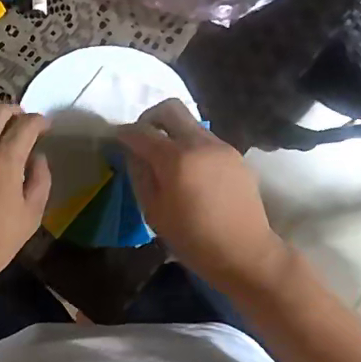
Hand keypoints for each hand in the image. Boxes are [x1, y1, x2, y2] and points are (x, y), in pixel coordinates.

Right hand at [118, 100, 289, 292]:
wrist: (245, 253)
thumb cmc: (192, 237)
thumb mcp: (153, 210)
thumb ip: (139, 174)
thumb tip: (132, 153)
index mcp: (176, 159)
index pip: (141, 131)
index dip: (124, 133)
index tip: (115, 140)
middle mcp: (200, 144)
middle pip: (170, 109)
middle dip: (149, 118)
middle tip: (141, 139)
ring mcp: (222, 148)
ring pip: (190, 123)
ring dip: (171, 132)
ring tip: (164, 159)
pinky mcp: (235, 156)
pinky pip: (205, 140)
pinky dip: (189, 146)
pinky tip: (188, 172)